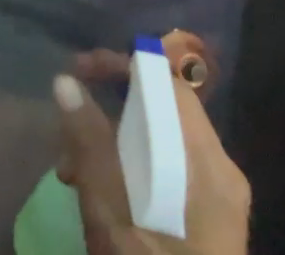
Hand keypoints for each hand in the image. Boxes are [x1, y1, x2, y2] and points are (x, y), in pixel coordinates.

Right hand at [54, 53, 250, 254]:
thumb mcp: (110, 212)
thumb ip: (90, 144)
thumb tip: (66, 81)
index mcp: (206, 165)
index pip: (169, 83)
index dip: (122, 64)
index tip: (76, 71)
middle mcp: (220, 172)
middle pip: (162, 109)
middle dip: (106, 110)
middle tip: (63, 134)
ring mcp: (217, 197)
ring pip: (158, 139)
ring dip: (110, 141)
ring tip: (70, 172)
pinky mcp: (207, 219)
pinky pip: (165, 167)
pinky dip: (128, 166)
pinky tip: (97, 194)